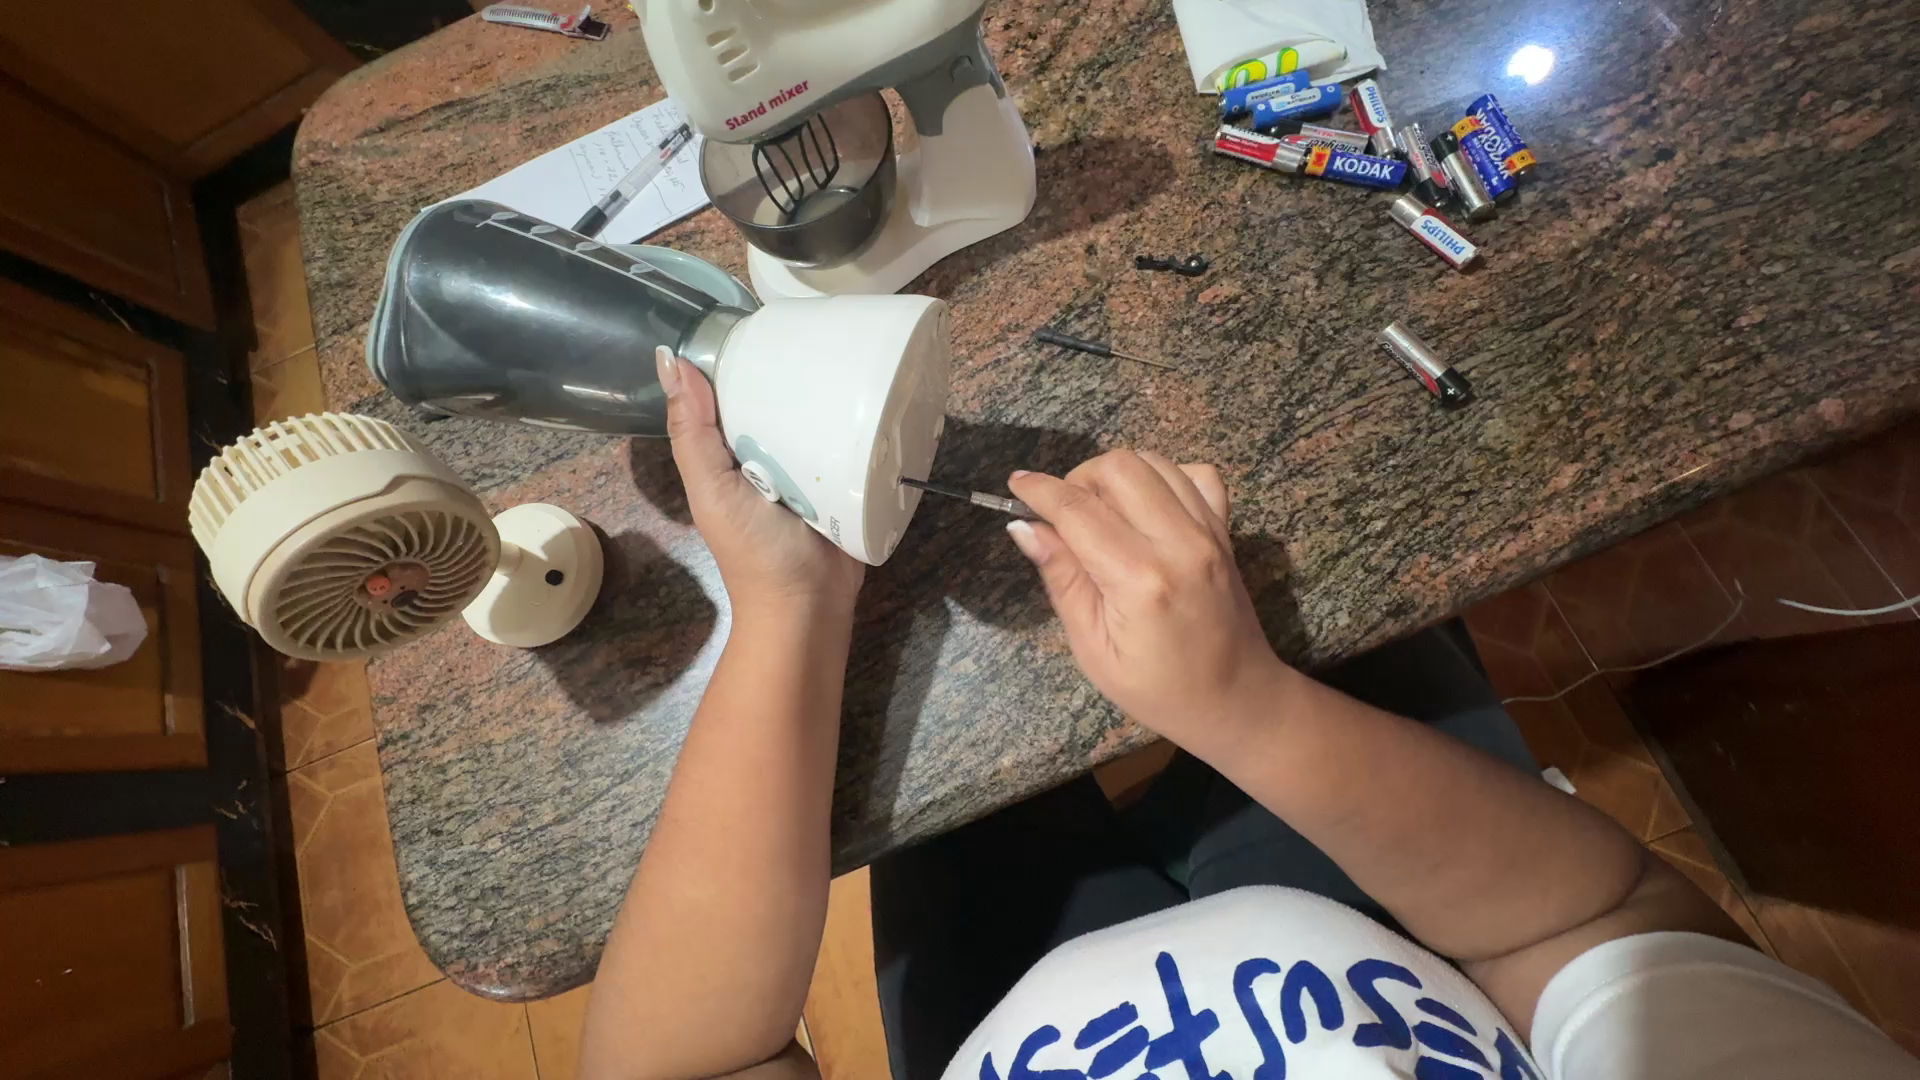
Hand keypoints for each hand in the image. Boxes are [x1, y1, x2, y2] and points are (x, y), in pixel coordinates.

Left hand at [658, 347, 864, 618]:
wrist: (810, 606)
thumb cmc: (756, 550)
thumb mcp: (713, 490)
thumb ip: (692, 434)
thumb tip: (672, 359)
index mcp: (730, 455)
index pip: (731, 394)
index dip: (738, 357)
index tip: (761, 318)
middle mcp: (769, 458)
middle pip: (778, 402)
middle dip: (793, 368)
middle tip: (821, 325)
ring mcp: (811, 471)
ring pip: (817, 421)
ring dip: (832, 394)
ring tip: (854, 347)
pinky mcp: (847, 483)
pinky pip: (850, 445)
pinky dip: (858, 425)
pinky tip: (876, 395)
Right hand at [1005, 450, 1287, 751]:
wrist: (1239, 700)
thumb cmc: (1157, 689)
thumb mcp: (1093, 648)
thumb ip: (1062, 579)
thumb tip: (1024, 528)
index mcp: (1140, 579)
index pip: (1078, 510)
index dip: (1039, 491)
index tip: (1016, 484)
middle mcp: (1179, 542)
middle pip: (1119, 467)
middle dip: (1078, 478)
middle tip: (1063, 514)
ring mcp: (1209, 531)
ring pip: (1154, 461)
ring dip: (1116, 475)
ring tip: (1100, 511)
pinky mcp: (1226, 530)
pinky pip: (1196, 474)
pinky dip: (1164, 477)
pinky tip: (1147, 507)